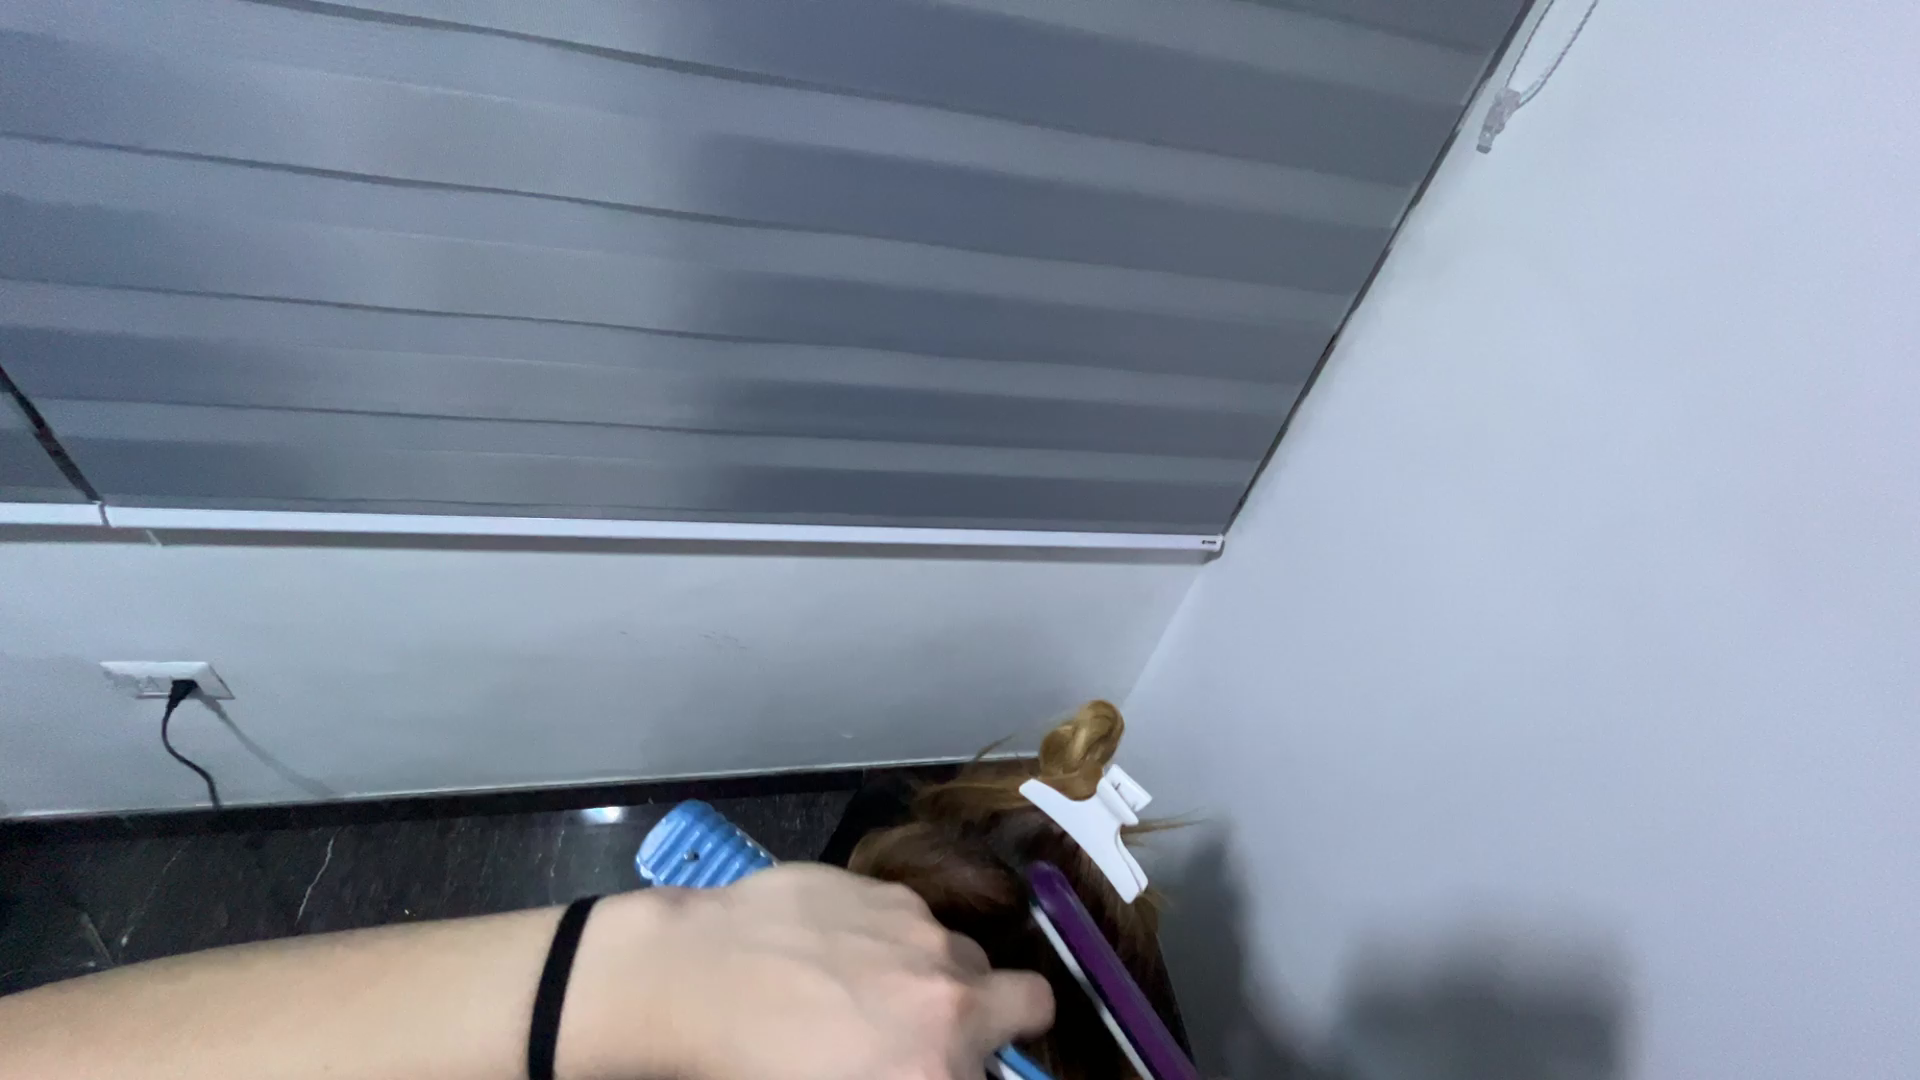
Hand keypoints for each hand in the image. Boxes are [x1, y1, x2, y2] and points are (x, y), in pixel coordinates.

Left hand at [561, 864, 1054, 1079]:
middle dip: (1001, 1015)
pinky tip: (839, 945)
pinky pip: (917, 919)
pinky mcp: (888, 887)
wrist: (697, 976)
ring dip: (940, 973)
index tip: (967, 1063)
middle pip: (1025, 998)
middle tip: (943, 1027)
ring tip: (870, 984)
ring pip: (963, 953)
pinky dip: (898, 936)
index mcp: (936, 1065)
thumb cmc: (756, 1067)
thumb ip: (913, 1070)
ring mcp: (920, 929)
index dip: (991, 1064)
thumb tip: (927, 1056)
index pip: (1013, 1052)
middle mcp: (947, 992)